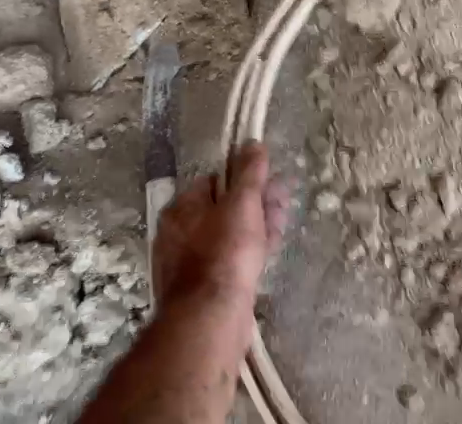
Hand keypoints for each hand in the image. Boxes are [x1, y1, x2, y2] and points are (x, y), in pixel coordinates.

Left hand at [153, 142, 290, 304]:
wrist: (211, 318)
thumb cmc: (225, 253)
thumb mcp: (243, 203)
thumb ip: (249, 171)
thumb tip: (252, 142)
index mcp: (181, 209)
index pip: (215, 180)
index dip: (246, 179)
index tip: (270, 185)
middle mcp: (179, 234)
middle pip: (225, 207)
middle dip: (258, 203)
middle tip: (283, 205)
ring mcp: (189, 263)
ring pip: (230, 234)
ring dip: (258, 226)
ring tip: (281, 227)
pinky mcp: (203, 287)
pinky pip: (229, 258)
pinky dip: (249, 251)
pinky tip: (269, 251)